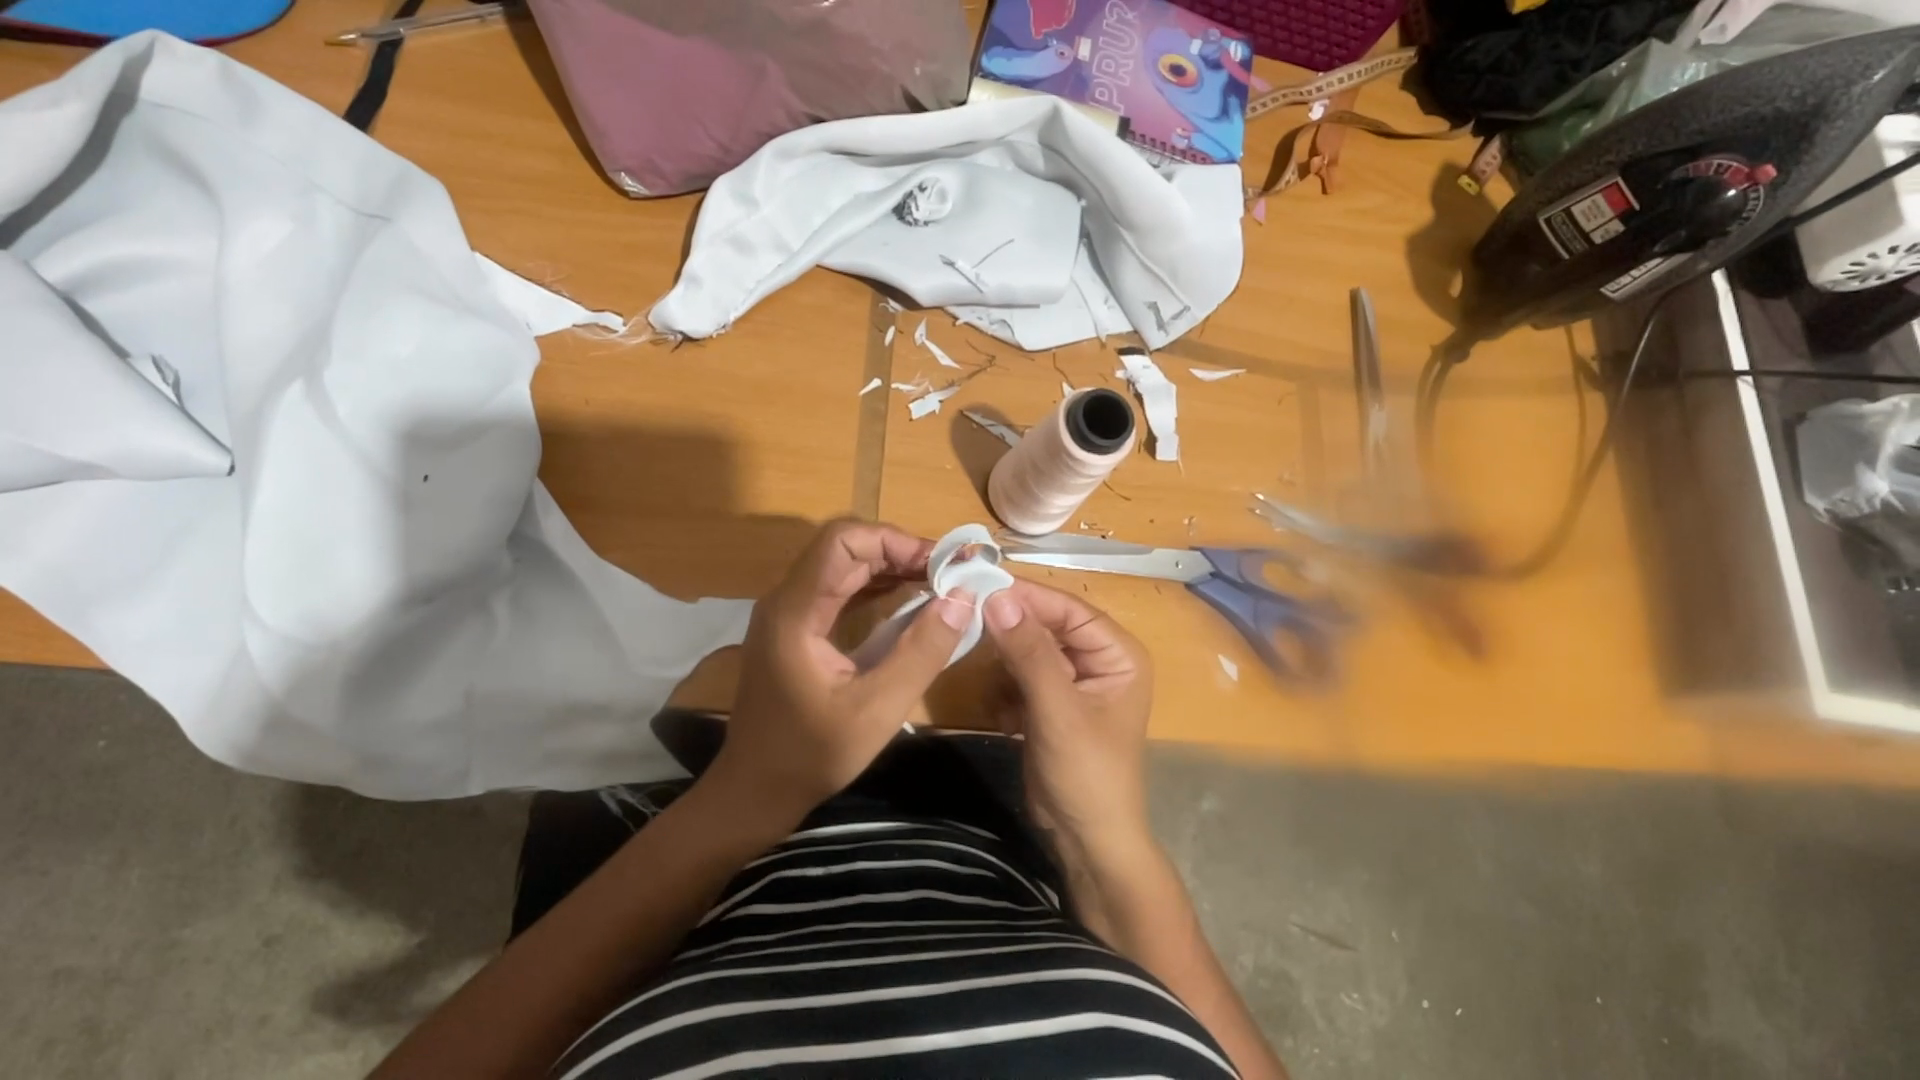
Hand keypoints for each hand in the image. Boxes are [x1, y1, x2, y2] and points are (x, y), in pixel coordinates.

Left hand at [711, 520, 971, 817]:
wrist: (755, 790)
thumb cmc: (812, 754)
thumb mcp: (878, 709)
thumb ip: (922, 652)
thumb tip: (963, 599)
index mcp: (796, 611)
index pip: (843, 541)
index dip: (895, 540)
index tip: (941, 565)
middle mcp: (786, 600)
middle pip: (844, 548)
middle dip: (899, 551)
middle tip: (950, 574)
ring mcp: (788, 614)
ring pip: (843, 567)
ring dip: (890, 567)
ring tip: (939, 584)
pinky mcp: (795, 630)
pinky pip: (838, 591)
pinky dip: (876, 589)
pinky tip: (910, 603)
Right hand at [982, 581, 1154, 860]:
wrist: (1086, 841)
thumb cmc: (1086, 774)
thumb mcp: (1057, 711)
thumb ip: (1028, 652)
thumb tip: (997, 597)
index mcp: (1118, 654)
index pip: (1068, 609)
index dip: (1026, 595)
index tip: (978, 584)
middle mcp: (1098, 660)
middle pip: (1046, 626)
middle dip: (1009, 631)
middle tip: (965, 619)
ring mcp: (1072, 683)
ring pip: (1026, 651)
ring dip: (1004, 666)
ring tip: (988, 681)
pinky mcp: (1048, 704)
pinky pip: (1018, 678)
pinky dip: (1004, 691)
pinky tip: (1004, 718)